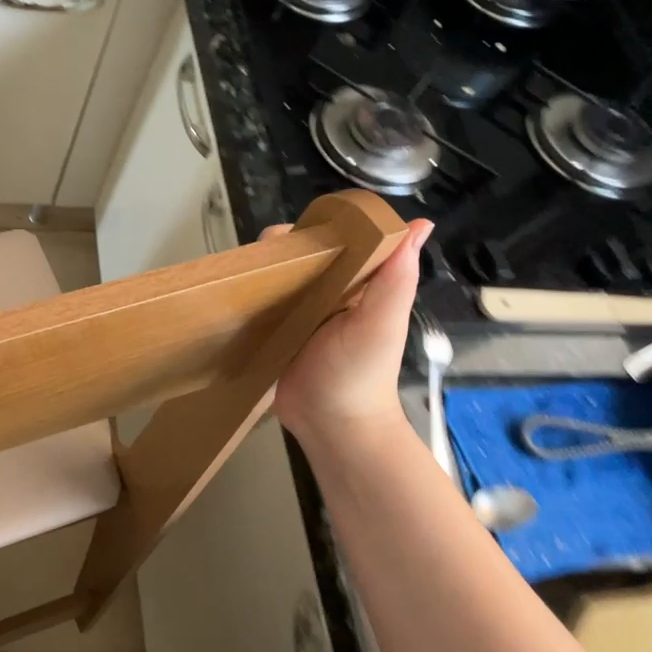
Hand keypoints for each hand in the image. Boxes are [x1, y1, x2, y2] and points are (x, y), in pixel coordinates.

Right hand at [265, 219, 433, 446]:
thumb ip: (396, 278)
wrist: (332, 425)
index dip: (314, 228)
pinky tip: (232, 295)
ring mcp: (294, 309)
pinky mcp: (269, 328)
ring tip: (246, 281)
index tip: (297, 236)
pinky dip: (243, 294)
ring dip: (256, 270)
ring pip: (271, 273)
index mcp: (355, 281)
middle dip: (277, 250)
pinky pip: (254, 301)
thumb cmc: (362, 374)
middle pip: (294, 252)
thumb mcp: (382, 323)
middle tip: (266, 267)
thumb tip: (419, 226)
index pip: (332, 238)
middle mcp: (324, 290)